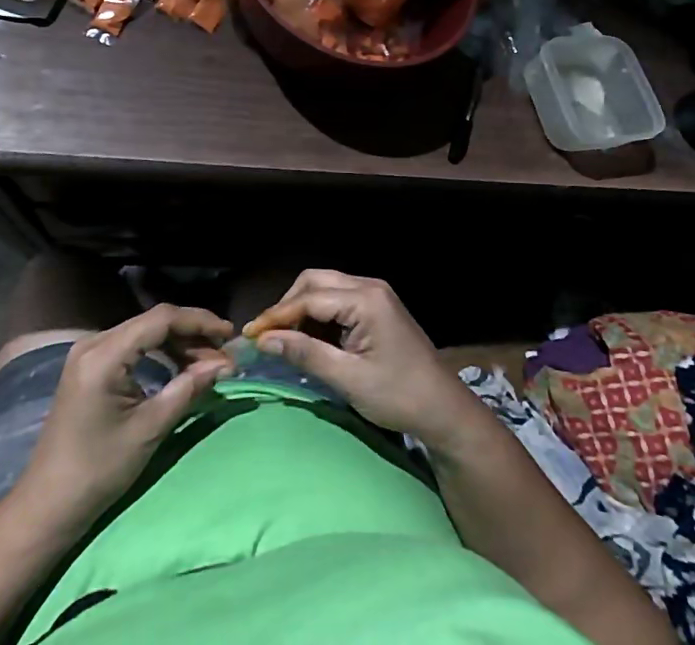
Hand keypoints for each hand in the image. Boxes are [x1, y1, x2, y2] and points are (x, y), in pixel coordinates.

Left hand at [18, 304, 234, 525]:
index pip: (161, 320)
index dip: (199, 322)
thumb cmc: (100, 468)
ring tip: (210, 364)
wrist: (51, 500)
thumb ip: (188, 389)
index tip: (230, 335)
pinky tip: (182, 368)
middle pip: (153, 322)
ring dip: (179, 344)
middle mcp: (94, 343)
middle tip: (225, 356)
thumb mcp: (150, 428)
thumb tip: (225, 365)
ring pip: (145, 332)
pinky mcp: (91, 365)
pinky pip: (133, 346)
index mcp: (104, 354)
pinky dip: (161, 353)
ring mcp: (90, 352)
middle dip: (193, 335)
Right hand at [243, 270, 488, 450]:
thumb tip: (264, 339)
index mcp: (366, 300)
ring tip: (282, 338)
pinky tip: (307, 339)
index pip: (309, 298)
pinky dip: (318, 316)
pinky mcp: (377, 308)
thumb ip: (305, 353)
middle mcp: (370, 287)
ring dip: (301, 309)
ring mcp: (376, 296)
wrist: (445, 411)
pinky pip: (338, 301)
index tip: (249, 334)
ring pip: (325, 289)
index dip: (276, 315)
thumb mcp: (348, 378)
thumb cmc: (398, 396)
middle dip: (287, 305)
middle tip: (266, 334)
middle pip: (315, 282)